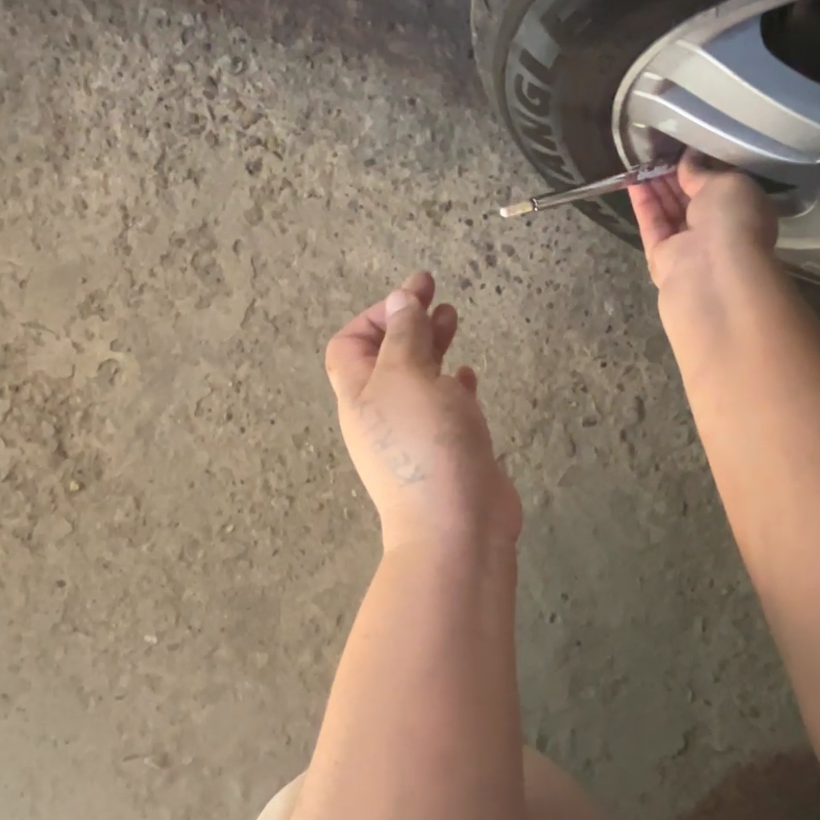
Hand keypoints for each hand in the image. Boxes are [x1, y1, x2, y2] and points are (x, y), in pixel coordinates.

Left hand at [324, 272, 521, 552]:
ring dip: (434, 347)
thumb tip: (399, 300)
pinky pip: (446, 408)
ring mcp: (417, 434)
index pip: (350, 343)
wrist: (456, 524)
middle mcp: (383, 412)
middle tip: (440, 300)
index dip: (376, 314)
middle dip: (410, 323)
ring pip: (420, 379)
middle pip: (388, 357)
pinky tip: (468, 376)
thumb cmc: (425, 443)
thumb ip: (404, 335)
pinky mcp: (450, 450)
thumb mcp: (408, 376)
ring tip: (455, 321)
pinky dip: (455, 385)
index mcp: (360, 394)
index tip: (414, 294)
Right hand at [627, 149, 779, 293]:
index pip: (719, 185)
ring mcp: (688, 246)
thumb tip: (688, 160)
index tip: (683, 146)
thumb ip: (703, 171)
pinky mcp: (661, 257)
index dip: (701, 165)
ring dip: (656, 185)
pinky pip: (651, 225)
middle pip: (691, 198)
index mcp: (743, 211)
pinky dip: (643, 203)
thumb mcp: (726, 182)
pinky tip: (632, 179)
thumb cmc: (733, 220)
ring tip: (640, 157)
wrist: (713, 273)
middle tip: (656, 148)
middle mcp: (717, 229)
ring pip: (669, 211)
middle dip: (674, 174)